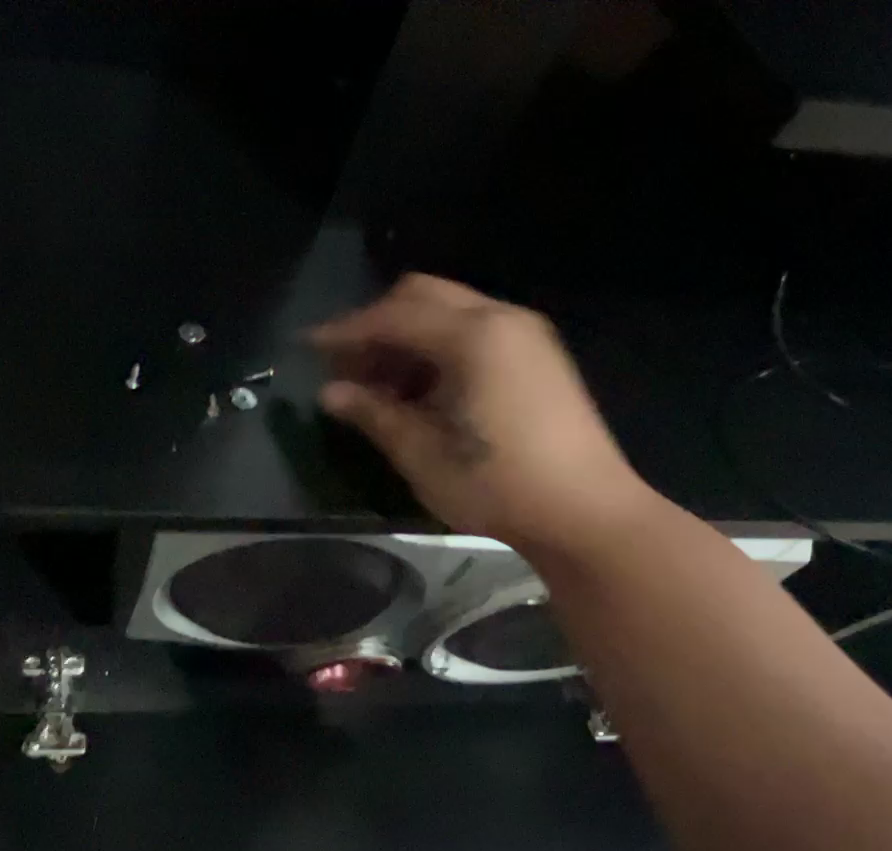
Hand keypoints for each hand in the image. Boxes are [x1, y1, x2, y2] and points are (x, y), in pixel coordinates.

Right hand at [314, 274, 655, 551]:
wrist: (585, 513)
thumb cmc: (495, 485)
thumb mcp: (422, 454)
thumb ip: (373, 414)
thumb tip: (329, 393)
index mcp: (473, 337)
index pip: (393, 316)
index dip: (345, 331)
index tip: (307, 347)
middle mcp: (501, 320)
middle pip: (421, 296)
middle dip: (376, 325)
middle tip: (345, 367)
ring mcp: (524, 336)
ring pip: (448, 312)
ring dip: (405, 338)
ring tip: (377, 387)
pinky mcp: (535, 357)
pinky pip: (472, 332)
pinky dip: (436, 349)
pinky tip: (419, 392)